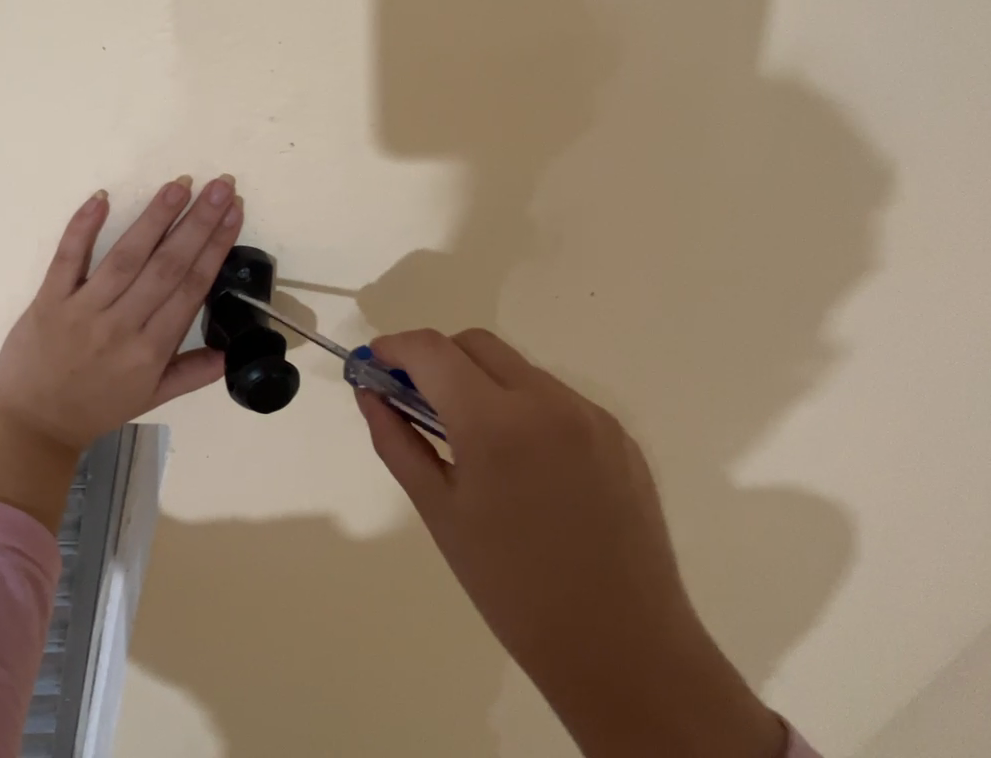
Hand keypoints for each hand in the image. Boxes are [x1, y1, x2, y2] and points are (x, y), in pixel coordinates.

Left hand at [0, 176, 242, 529]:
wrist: (34, 423)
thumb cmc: (96, 407)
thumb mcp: (151, 398)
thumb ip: (193, 373)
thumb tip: (233, 353)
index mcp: (151, 349)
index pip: (191, 288)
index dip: (215, 247)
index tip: (234, 213)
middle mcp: (122, 325)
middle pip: (167, 265)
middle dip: (197, 223)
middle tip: (220, 184)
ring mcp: (83, 309)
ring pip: (125, 256)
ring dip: (154, 217)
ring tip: (180, 184)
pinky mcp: (49, 299)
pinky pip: (68, 257)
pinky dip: (83, 226)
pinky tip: (102, 197)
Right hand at [358, 328, 787, 757]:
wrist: (621, 646)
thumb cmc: (510, 586)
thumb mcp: (438, 510)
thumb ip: (397, 440)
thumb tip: (369, 394)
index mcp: (496, 423)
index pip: (431, 350)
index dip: (393, 348)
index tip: (372, 367)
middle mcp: (548, 402)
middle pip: (475, 344)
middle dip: (435, 359)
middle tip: (413, 401)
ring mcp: (592, 416)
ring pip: (517, 367)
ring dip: (478, 381)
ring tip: (467, 439)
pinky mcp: (620, 437)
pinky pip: (555, 398)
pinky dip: (520, 406)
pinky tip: (518, 461)